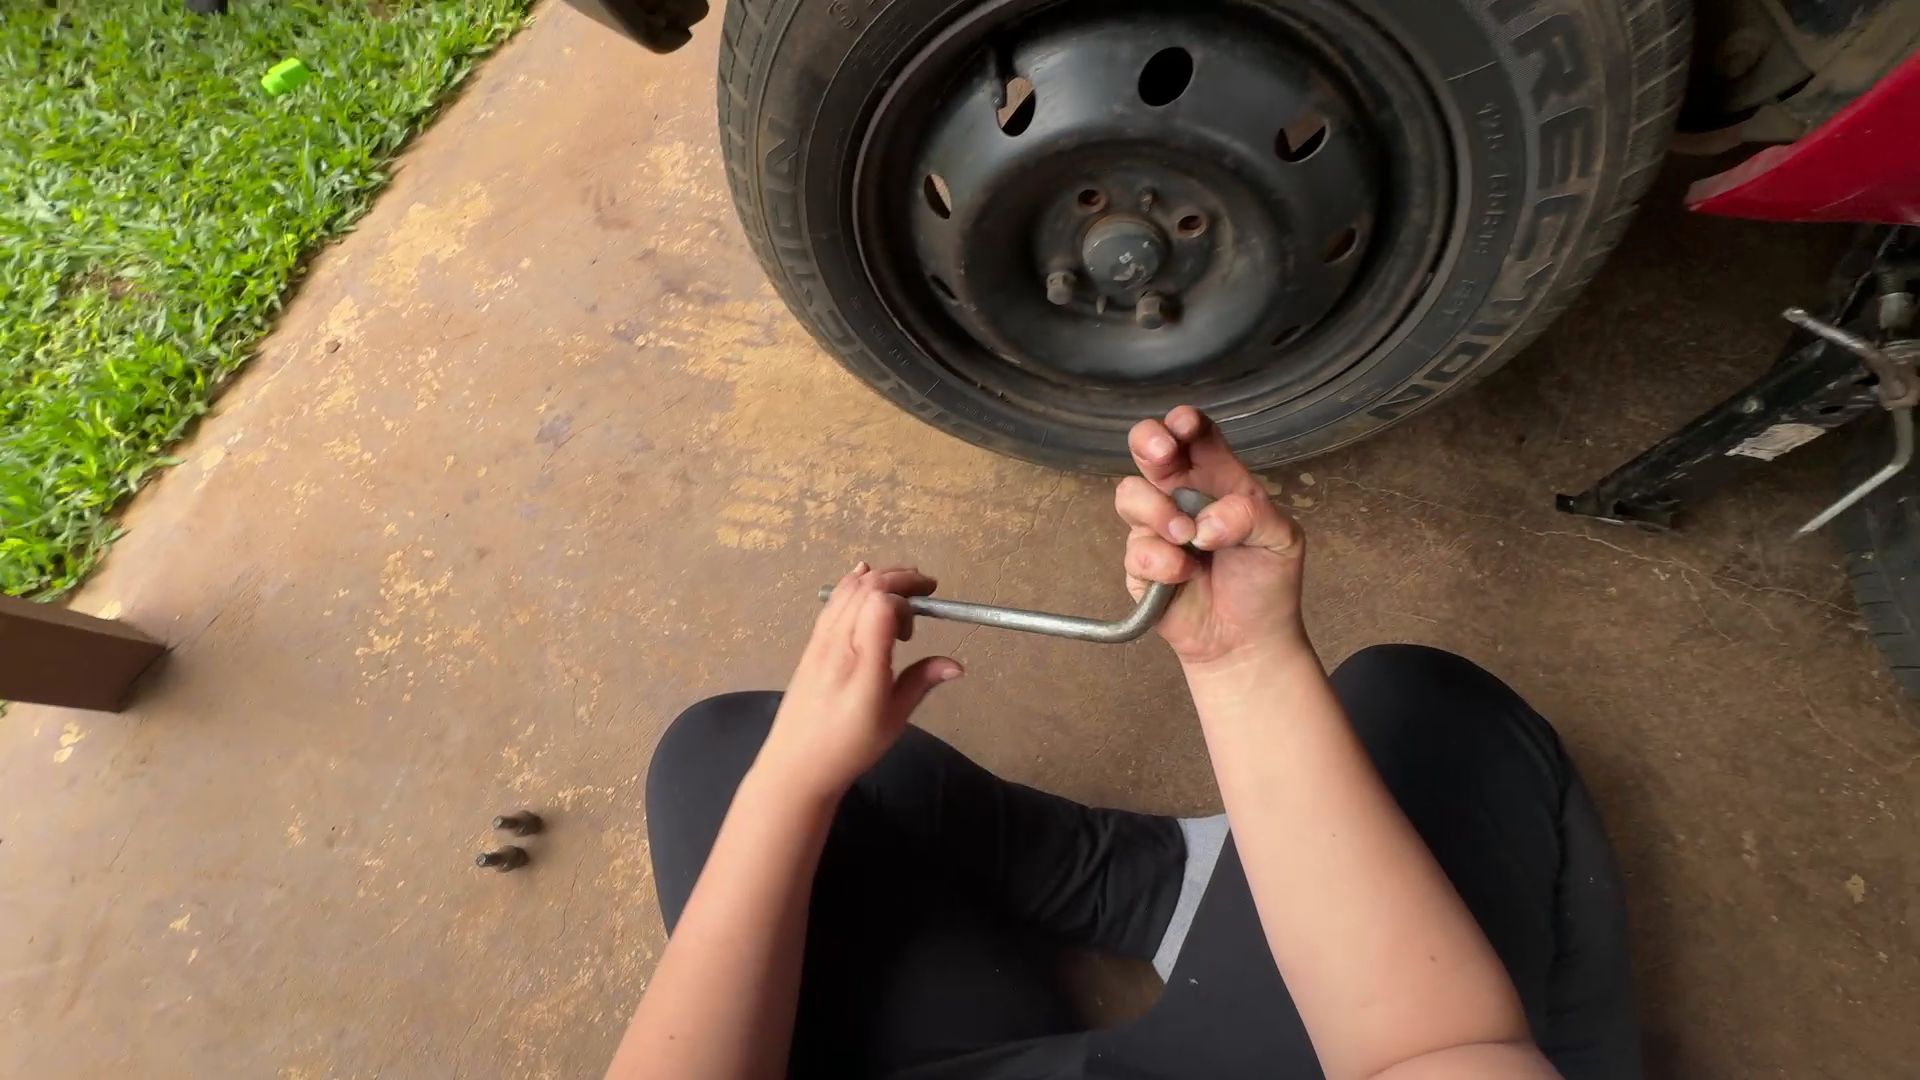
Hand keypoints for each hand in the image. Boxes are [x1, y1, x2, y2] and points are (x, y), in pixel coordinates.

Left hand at [755, 564, 963, 800]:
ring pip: (848, 590)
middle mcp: (839, 645)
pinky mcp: (811, 643)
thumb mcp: (894, 719)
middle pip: (866, 588)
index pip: (880, 605)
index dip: (906, 600)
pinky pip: (833, 601)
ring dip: (879, 577)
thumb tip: (957, 665)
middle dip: (901, 578)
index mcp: (863, 666)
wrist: (796, 765)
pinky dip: (853, 583)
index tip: (918, 624)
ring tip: (905, 581)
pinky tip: (864, 574)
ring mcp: (820, 641)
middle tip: (927, 587)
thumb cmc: (851, 747)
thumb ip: (921, 682)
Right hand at [1115, 407, 1309, 667]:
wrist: (1246, 640)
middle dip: (1148, 441)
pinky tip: (1183, 577)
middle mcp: (1181, 496)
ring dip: (1157, 512)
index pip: (1196, 437)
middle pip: (1148, 448)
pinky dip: (1161, 564)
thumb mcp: (1281, 539)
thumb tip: (1202, 523)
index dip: (1185, 423)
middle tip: (1161, 455)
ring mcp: (1156, 528)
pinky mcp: (1139, 564)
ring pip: (1130, 494)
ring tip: (1187, 539)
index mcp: (1218, 479)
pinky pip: (1135, 550)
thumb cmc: (1266, 582)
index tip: (1184, 425)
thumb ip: (1249, 516)